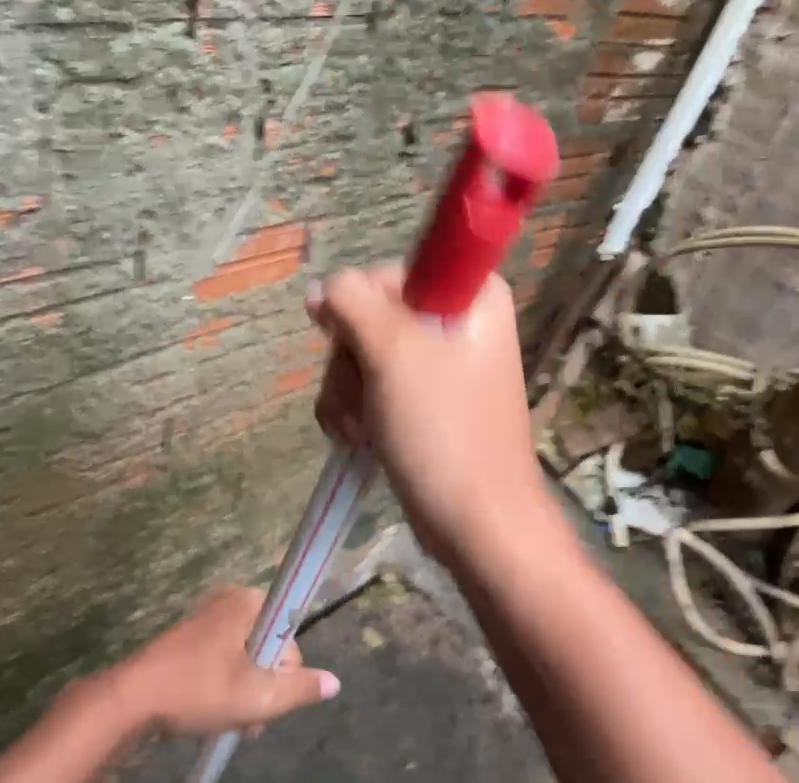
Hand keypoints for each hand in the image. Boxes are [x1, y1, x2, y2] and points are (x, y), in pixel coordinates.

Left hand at [113, 587, 339, 735]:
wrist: (131, 701)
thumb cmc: (198, 690)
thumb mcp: (257, 697)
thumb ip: (300, 689)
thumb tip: (335, 682)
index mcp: (249, 602)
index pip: (290, 636)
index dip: (285, 673)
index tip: (267, 698)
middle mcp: (230, 601)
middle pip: (268, 648)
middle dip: (264, 686)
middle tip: (248, 717)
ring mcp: (207, 619)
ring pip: (246, 659)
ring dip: (245, 692)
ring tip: (230, 721)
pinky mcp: (189, 639)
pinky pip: (224, 660)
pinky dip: (225, 686)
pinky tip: (214, 711)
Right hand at [306, 264, 551, 563]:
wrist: (477, 525)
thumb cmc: (444, 431)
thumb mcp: (394, 353)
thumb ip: (352, 303)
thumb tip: (321, 289)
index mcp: (471, 295)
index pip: (390, 273)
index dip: (363, 305)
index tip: (352, 340)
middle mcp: (457, 321)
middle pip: (371, 315)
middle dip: (352, 360)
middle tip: (364, 397)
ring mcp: (439, 364)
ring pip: (363, 353)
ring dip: (348, 391)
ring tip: (360, 429)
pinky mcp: (423, 401)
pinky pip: (371, 385)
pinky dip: (355, 410)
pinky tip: (356, 440)